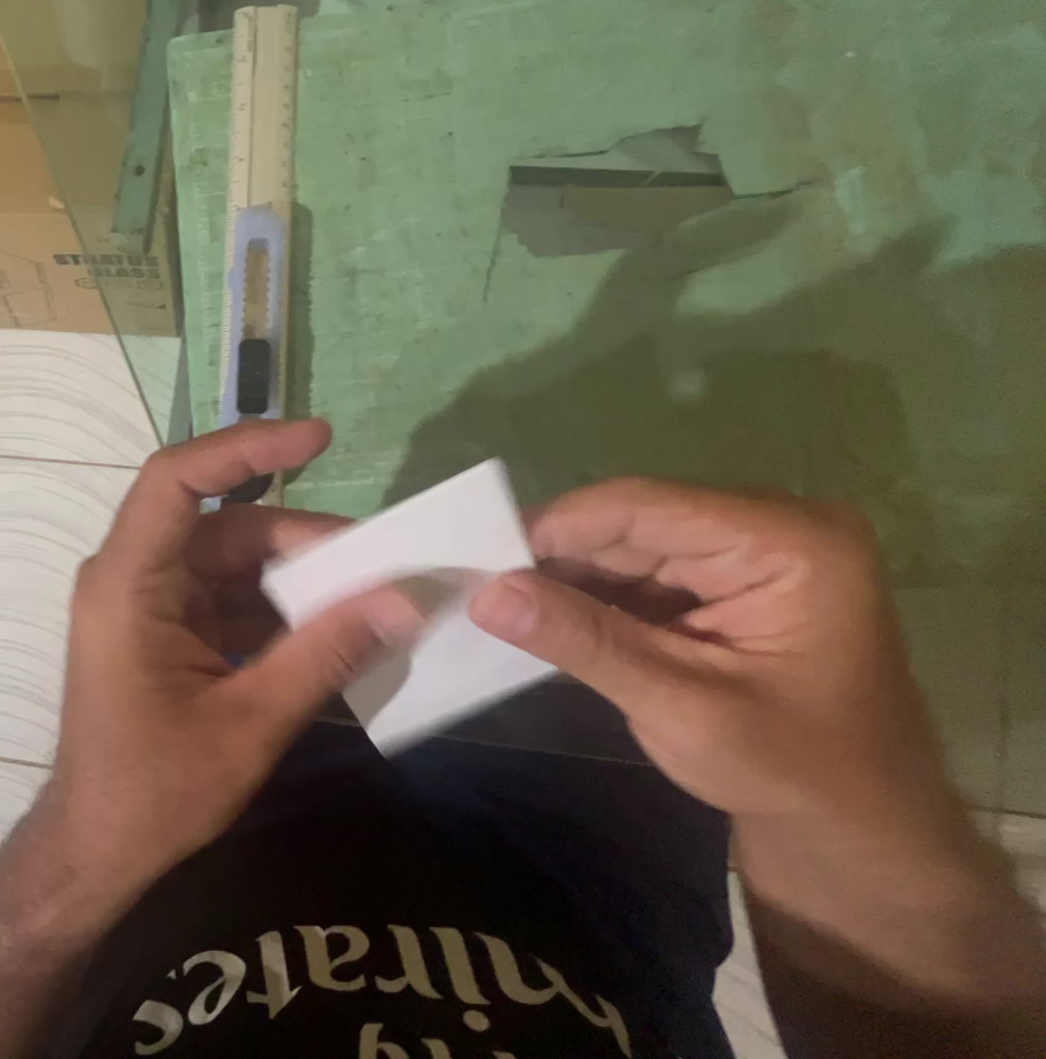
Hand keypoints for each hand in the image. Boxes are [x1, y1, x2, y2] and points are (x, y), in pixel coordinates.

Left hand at [40, 419, 419, 903]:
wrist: (98, 846)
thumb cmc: (153, 790)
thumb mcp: (248, 724)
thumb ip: (324, 655)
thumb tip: (404, 600)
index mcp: (128, 585)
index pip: (174, 481)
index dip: (243, 446)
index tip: (318, 438)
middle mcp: (132, 578)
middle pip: (224, 526)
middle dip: (303, 541)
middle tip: (383, 563)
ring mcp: (150, 603)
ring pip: (234, 562)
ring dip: (300, 580)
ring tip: (372, 599)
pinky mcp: (168, 629)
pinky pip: (232, 598)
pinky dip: (281, 611)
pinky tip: (336, 629)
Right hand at [464, 478, 1045, 1009]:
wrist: (854, 825)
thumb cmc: (792, 770)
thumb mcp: (680, 707)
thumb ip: (583, 642)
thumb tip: (485, 594)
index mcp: (788, 543)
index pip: (642, 506)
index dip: (553, 527)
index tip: (477, 563)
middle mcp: (767, 527)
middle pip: (627, 520)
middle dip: (552, 556)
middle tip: (481, 592)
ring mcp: (742, 551)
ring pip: (619, 543)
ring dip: (562, 578)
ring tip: (502, 608)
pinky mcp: (718, 579)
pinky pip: (630, 569)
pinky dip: (584, 596)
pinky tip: (545, 620)